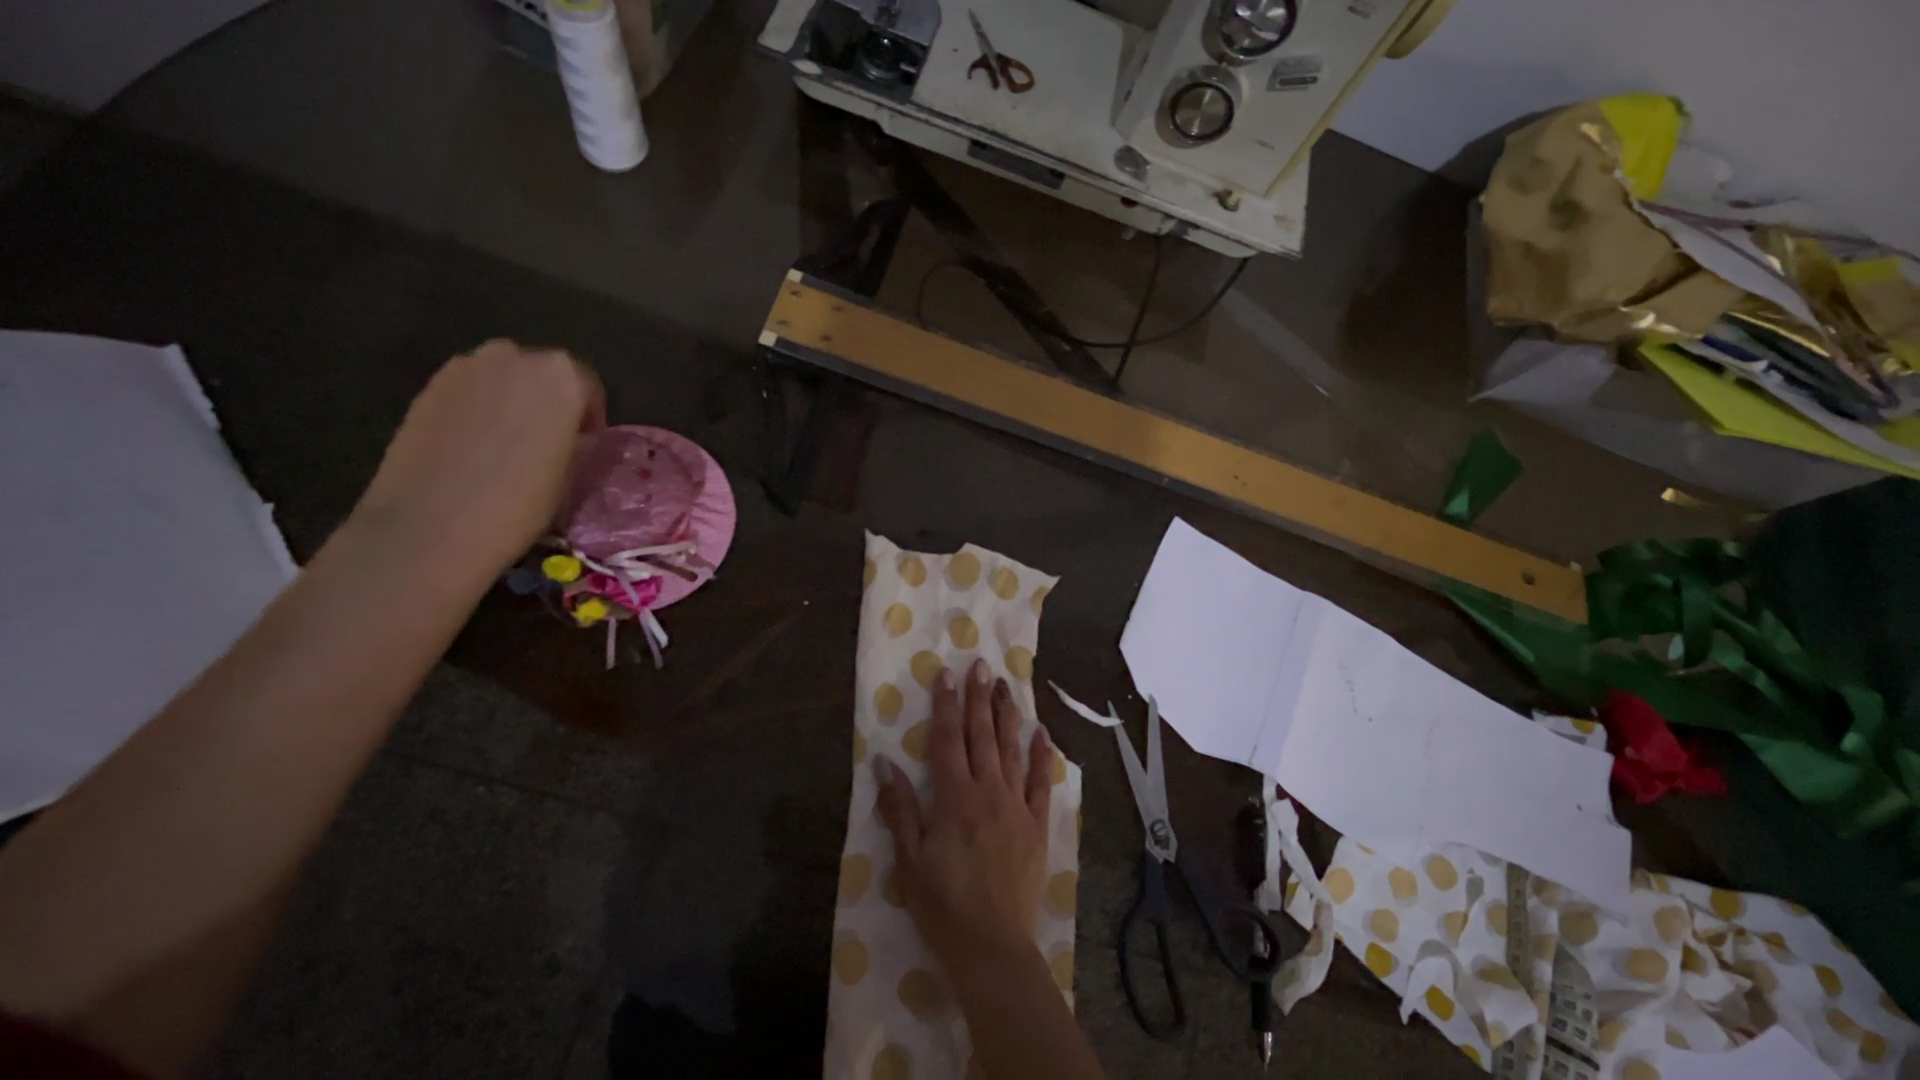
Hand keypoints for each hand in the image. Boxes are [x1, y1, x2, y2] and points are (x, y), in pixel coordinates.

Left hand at [349, 340, 603, 576]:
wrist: (429, 527)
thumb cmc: (518, 505)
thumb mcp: (569, 477)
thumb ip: (574, 443)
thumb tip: (571, 440)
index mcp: (561, 376)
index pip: (588, 386)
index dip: (589, 417)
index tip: (584, 445)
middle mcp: (514, 357)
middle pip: (543, 374)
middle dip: (548, 402)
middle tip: (547, 441)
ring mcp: (465, 367)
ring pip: (502, 378)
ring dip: (511, 403)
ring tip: (507, 445)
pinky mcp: (428, 386)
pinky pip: (468, 391)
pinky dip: (477, 410)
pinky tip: (473, 449)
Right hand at [876, 657, 1053, 967]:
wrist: (993, 944)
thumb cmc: (942, 904)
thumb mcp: (908, 859)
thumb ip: (900, 809)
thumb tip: (885, 763)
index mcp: (954, 798)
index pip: (948, 740)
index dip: (946, 705)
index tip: (945, 674)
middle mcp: (988, 792)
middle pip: (982, 736)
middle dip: (979, 698)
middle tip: (980, 665)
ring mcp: (1017, 806)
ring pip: (1012, 750)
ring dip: (1007, 715)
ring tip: (1006, 685)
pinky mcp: (1037, 825)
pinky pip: (1040, 781)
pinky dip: (1041, 754)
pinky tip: (1041, 733)